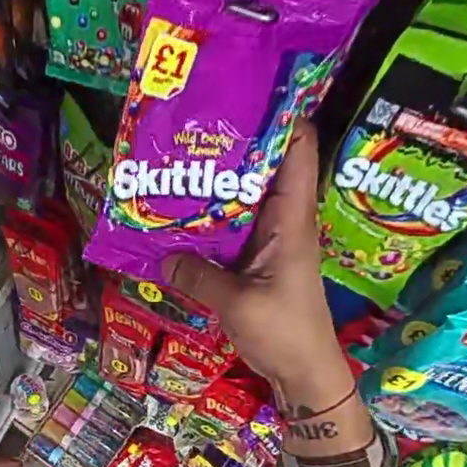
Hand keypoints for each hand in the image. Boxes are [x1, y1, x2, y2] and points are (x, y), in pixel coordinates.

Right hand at [163, 122, 371, 455]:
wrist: (305, 373)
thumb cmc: (284, 334)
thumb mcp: (237, 305)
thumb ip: (198, 277)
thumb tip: (161, 256)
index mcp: (291, 218)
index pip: (297, 147)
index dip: (277, 113)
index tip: (240, 92)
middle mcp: (284, 222)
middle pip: (263, 167)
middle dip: (229, 147)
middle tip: (187, 131)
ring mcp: (270, 243)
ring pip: (243, 201)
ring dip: (214, 189)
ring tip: (174, 169)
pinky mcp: (258, 265)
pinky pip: (232, 234)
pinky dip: (209, 227)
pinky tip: (179, 223)